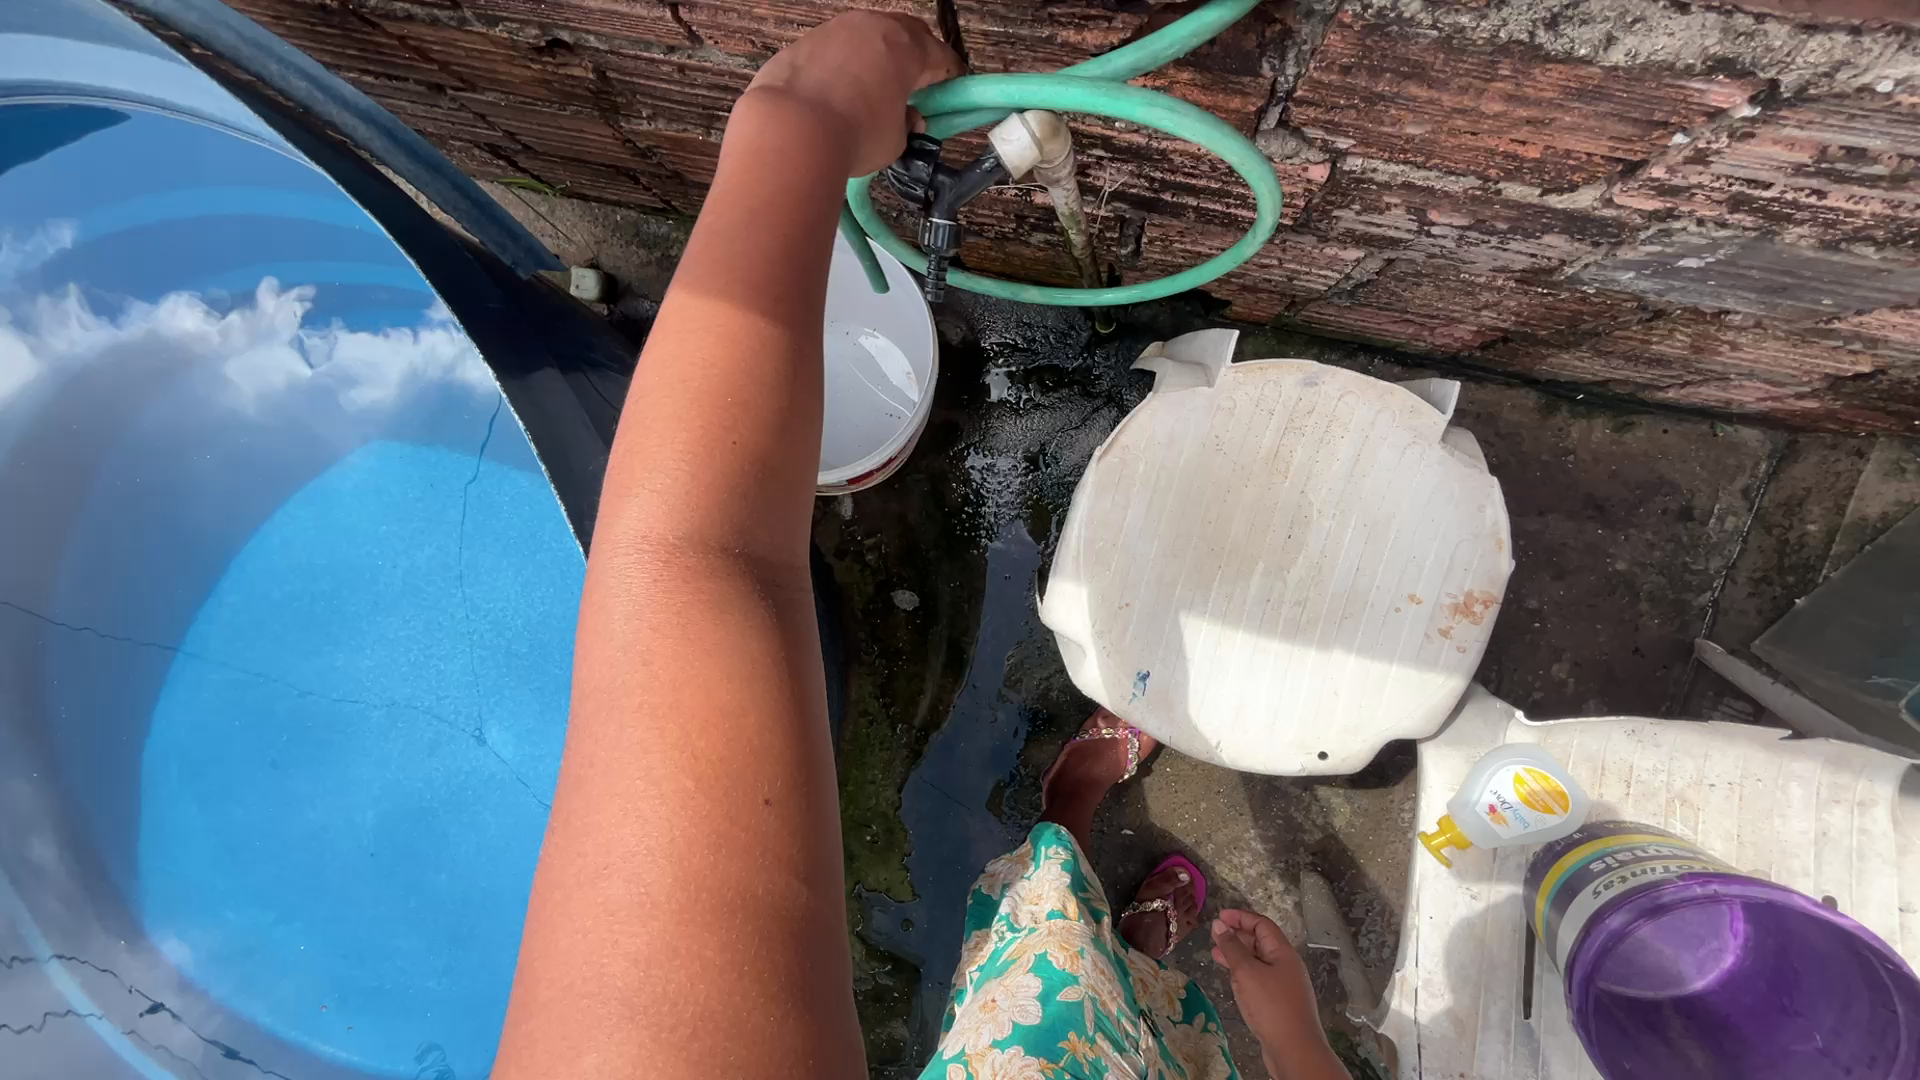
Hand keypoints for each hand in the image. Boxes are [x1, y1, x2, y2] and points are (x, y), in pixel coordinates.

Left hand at [737, 11, 964, 176]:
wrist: (793, 129)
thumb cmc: (855, 135)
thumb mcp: (895, 140)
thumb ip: (906, 124)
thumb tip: (907, 118)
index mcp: (906, 48)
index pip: (940, 56)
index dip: (949, 74)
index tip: (952, 87)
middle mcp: (873, 27)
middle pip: (905, 33)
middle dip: (916, 56)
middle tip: (917, 84)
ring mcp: (837, 29)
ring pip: (868, 37)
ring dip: (877, 58)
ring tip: (876, 90)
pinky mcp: (806, 41)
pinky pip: (837, 50)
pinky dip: (846, 66)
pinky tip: (841, 93)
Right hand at [1211, 910, 1343, 1078]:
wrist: (1295, 1052)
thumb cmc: (1271, 1006)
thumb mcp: (1246, 971)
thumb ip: (1231, 947)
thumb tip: (1218, 924)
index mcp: (1283, 953)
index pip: (1261, 924)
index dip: (1240, 917)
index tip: (1219, 917)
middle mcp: (1286, 966)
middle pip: (1261, 942)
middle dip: (1237, 936)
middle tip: (1214, 936)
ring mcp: (1285, 986)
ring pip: (1258, 962)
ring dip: (1238, 956)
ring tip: (1216, 956)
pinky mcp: (1280, 1004)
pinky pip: (1259, 979)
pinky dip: (1244, 974)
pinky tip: (1232, 980)